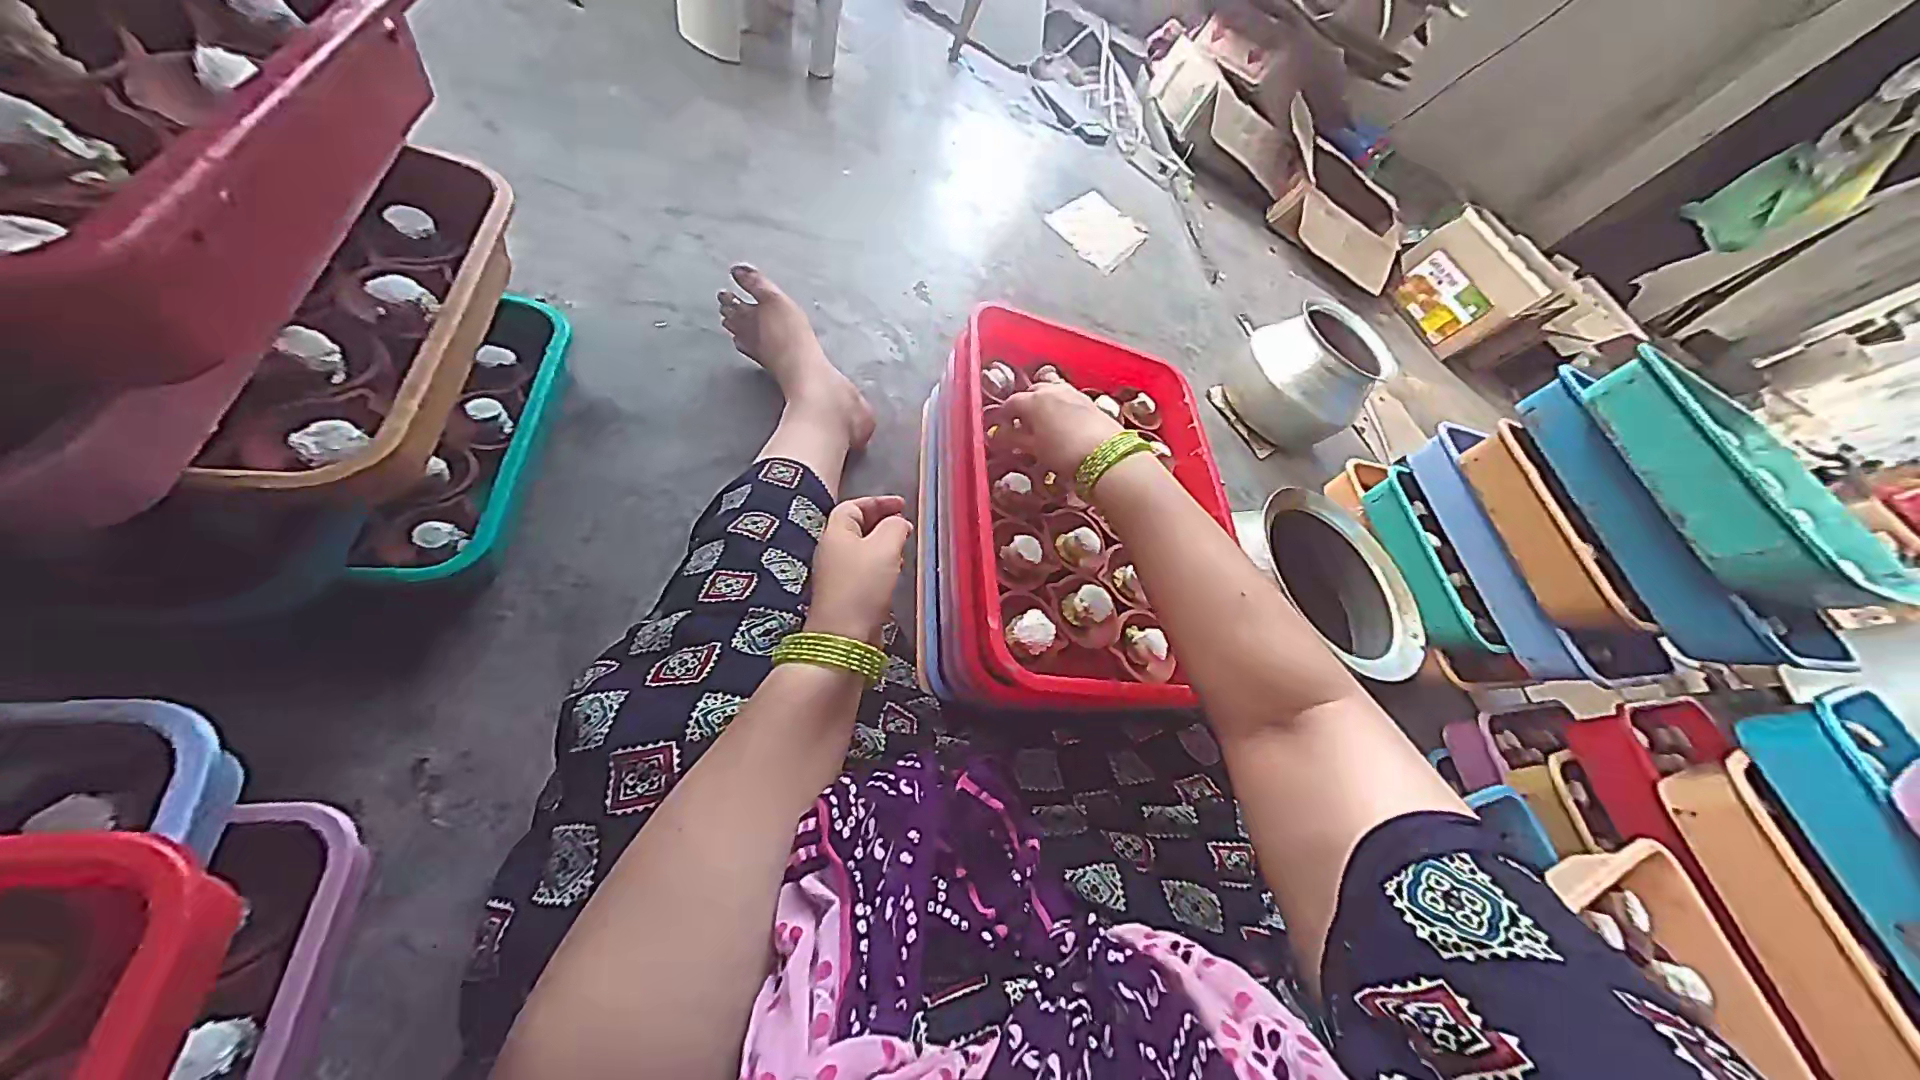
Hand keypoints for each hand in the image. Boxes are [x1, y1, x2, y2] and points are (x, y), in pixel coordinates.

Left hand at [804, 495, 911, 645]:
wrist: (844, 635)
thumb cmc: (863, 585)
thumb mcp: (885, 548)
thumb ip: (895, 527)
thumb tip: (899, 523)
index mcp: (836, 532)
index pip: (853, 506)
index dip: (878, 502)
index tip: (902, 505)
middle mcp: (832, 550)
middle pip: (856, 526)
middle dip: (882, 521)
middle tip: (906, 524)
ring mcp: (836, 573)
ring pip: (862, 548)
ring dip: (883, 544)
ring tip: (904, 547)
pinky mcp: (845, 593)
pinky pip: (864, 569)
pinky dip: (881, 564)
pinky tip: (895, 573)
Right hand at [1001, 381, 1124, 478]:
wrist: (1106, 456)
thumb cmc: (1064, 452)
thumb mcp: (1035, 449)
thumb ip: (1014, 439)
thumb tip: (999, 435)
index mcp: (1034, 400)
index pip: (1011, 402)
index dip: (1004, 415)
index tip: (1002, 427)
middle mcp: (1053, 390)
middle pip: (1033, 392)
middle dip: (1025, 405)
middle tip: (1022, 425)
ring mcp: (1073, 393)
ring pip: (1052, 392)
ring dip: (1044, 403)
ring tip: (1043, 423)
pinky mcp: (1090, 401)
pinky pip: (1068, 398)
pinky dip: (1060, 406)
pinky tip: (1062, 423)